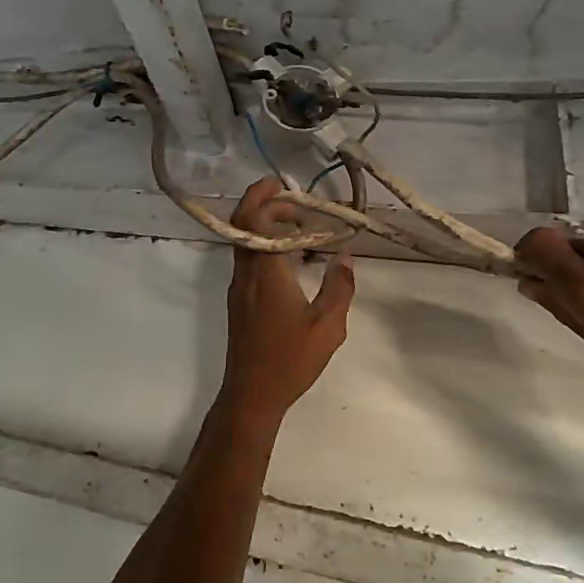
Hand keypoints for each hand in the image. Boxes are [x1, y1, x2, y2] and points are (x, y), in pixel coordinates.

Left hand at [220, 178, 355, 429]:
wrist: (251, 395)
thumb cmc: (290, 360)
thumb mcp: (328, 326)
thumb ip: (340, 287)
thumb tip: (345, 256)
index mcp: (266, 274)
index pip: (254, 221)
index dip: (265, 197)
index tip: (288, 187)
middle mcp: (246, 274)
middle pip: (243, 224)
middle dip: (263, 203)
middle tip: (296, 201)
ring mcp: (238, 287)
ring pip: (243, 241)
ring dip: (264, 224)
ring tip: (298, 225)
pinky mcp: (238, 300)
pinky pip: (247, 258)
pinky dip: (263, 244)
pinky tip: (289, 257)